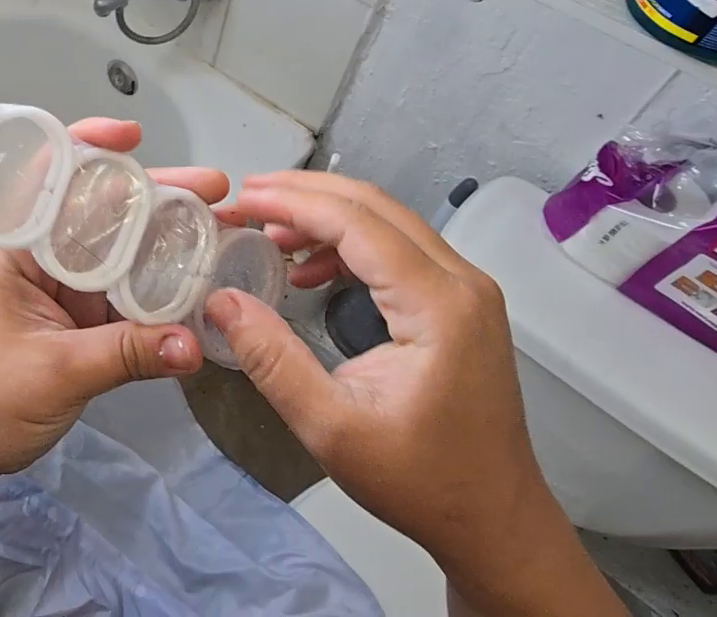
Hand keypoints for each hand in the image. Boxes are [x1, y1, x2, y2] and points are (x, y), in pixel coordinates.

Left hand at [0, 118, 224, 478]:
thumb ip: (124, 356)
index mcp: (18, 250)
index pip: (48, 180)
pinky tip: (207, 277)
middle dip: (158, 194)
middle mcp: (47, 257)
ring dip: (171, 237)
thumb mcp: (52, 373)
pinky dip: (167, 285)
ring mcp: (72, 287)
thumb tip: (193, 344)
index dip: (88, 148)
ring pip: (125, 248)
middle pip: (103, 210)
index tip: (134, 136)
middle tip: (216, 190)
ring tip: (225, 227)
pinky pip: (133, 291)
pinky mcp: (90, 319)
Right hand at [206, 171, 623, 616]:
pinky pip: (396, 248)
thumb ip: (271, 359)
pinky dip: (346, 243)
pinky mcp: (459, 301)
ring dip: (323, 215)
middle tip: (243, 199)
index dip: (291, 202)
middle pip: (374, 206)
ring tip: (265, 232)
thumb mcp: (329, 427)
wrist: (495, 523)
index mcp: (438, 305)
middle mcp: (461, 281)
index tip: (238, 201)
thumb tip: (221, 299)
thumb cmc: (419, 481)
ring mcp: (466, 288)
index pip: (356, 223)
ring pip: (386, 220)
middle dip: (302, 194)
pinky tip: (307, 268)